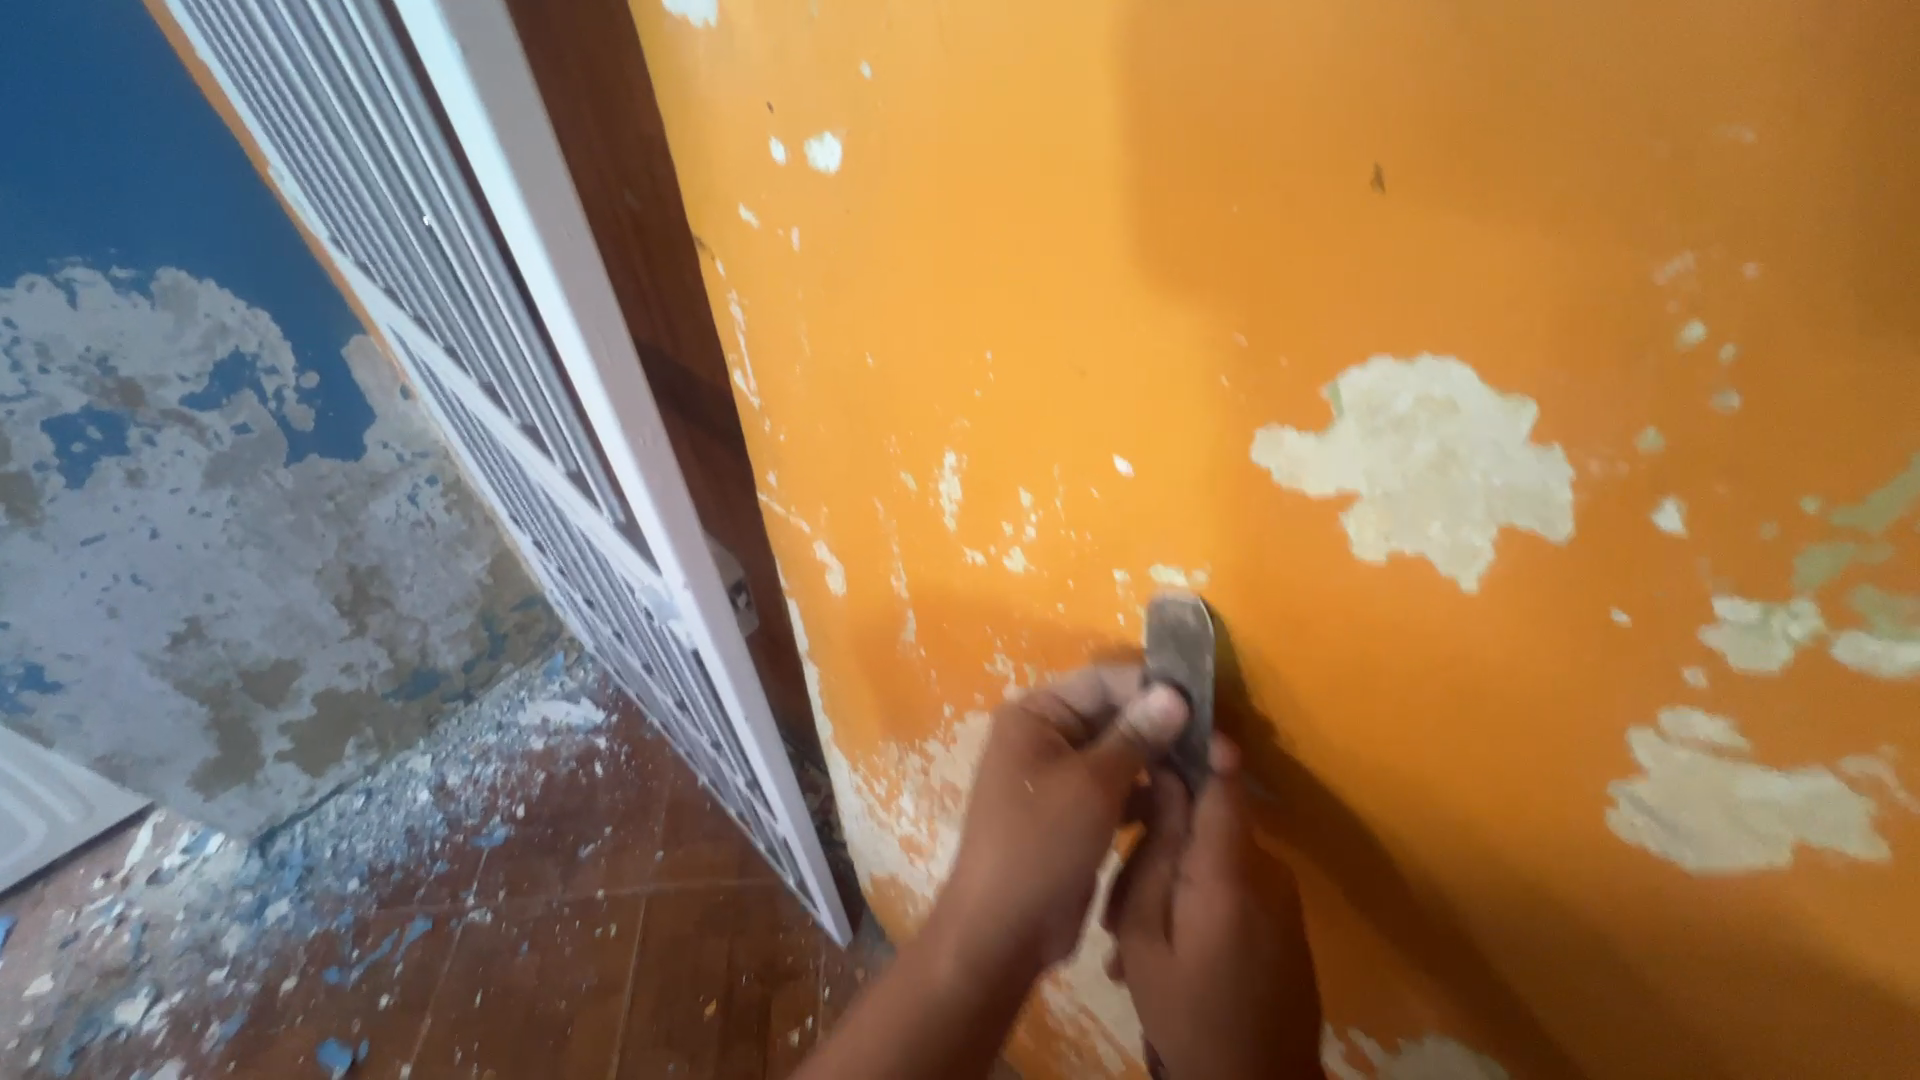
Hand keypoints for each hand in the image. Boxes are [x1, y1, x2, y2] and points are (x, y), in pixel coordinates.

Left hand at [927, 665, 1189, 987]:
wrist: (1002, 931)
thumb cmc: (1041, 845)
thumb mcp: (1093, 785)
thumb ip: (1136, 736)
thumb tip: (1175, 693)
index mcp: (1035, 714)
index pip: (1102, 680)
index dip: (1151, 686)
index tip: (1204, 700)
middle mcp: (1044, 735)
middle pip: (1112, 713)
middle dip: (1160, 726)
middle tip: (1215, 739)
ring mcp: (1058, 774)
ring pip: (1119, 752)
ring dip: (1158, 760)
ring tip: (1207, 768)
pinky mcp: (1075, 810)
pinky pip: (1117, 786)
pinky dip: (1146, 791)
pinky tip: (1184, 801)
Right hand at [1104, 737, 1323, 1078]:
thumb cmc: (1188, 1015)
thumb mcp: (1145, 937)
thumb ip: (1154, 857)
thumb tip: (1165, 786)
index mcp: (1229, 872)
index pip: (1224, 785)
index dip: (1204, 747)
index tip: (1172, 721)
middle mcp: (1266, 873)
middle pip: (1209, 825)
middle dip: (1162, 842)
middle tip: (1117, 894)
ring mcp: (1283, 900)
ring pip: (1217, 860)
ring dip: (1175, 881)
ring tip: (1133, 938)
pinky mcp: (1287, 923)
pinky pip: (1235, 888)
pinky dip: (1199, 902)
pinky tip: (1167, 948)